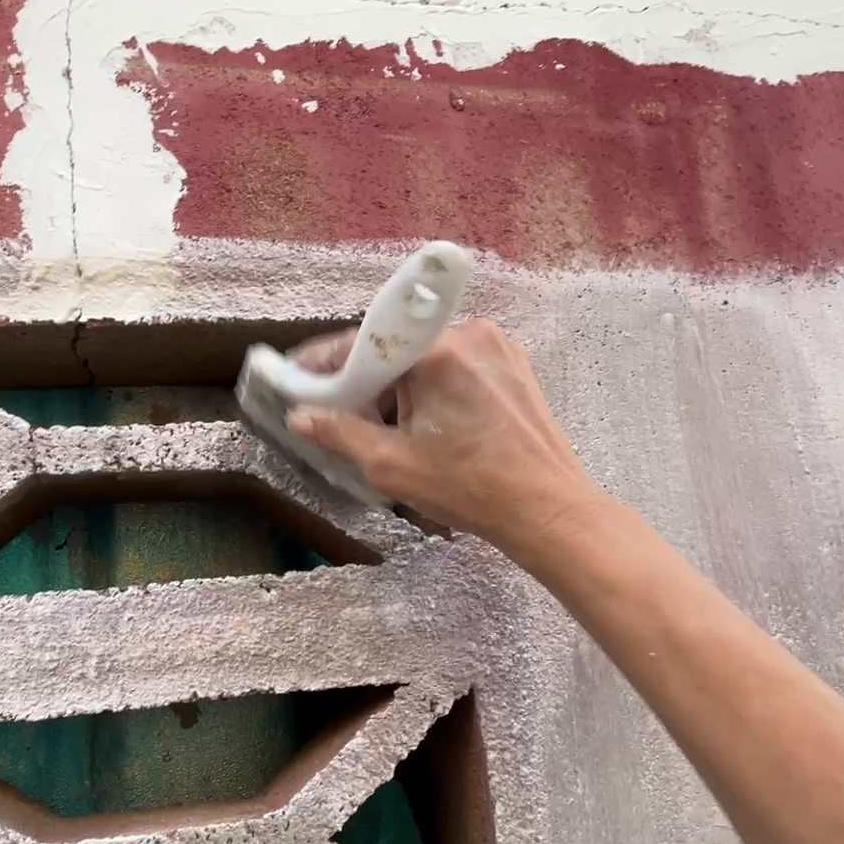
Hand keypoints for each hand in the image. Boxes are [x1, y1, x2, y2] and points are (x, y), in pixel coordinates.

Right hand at [286, 319, 597, 553]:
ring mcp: (496, 347)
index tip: (297, 375)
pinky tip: (433, 424)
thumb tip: (301, 416)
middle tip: (344, 415)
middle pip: (396, 350)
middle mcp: (467, 334)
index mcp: (434, 353)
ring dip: (403, 387)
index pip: (362, 345)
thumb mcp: (391, 465)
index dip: (323, 363)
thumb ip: (339, 433)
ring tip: (394, 430)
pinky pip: (457, 366)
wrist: (546, 509)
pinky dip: (435, 388)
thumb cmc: (470, 489)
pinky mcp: (513, 365)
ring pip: (427, 358)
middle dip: (368, 382)